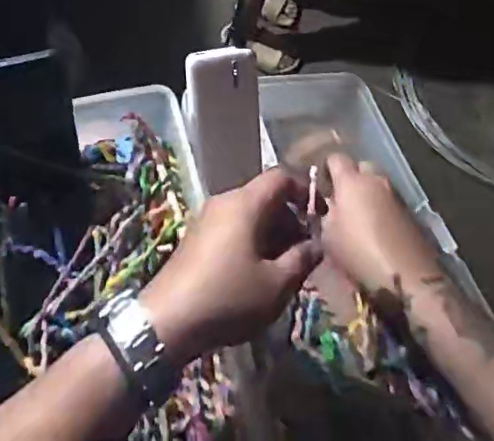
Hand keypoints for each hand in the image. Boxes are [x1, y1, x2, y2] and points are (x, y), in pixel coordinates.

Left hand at [140, 168, 321, 358]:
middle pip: (265, 196)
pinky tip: (259, 273)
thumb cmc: (229, 297)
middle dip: (290, 219)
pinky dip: (253, 239)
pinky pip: (233, 225)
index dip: (304, 190)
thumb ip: (302, 259)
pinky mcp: (198, 235)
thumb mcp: (276, 284)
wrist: (170, 317)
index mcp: (244, 203)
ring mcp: (208, 217)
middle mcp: (224, 201)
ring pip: (249, 213)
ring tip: (287, 269)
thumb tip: (316, 243)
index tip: (322, 216)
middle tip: (307, 253)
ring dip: (273, 233)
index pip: (279, 177)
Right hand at [318, 153, 442, 294]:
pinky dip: (384, 209)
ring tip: (363, 218)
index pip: (335, 158)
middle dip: (352, 178)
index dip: (327, 169)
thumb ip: (326, 214)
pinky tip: (380, 229)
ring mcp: (397, 195)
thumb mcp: (329, 236)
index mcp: (351, 181)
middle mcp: (376, 180)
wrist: (410, 278)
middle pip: (361, 166)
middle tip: (345, 200)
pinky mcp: (412, 212)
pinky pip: (391, 202)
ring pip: (378, 184)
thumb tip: (330, 207)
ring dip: (370, 194)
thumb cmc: (360, 253)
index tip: (323, 187)